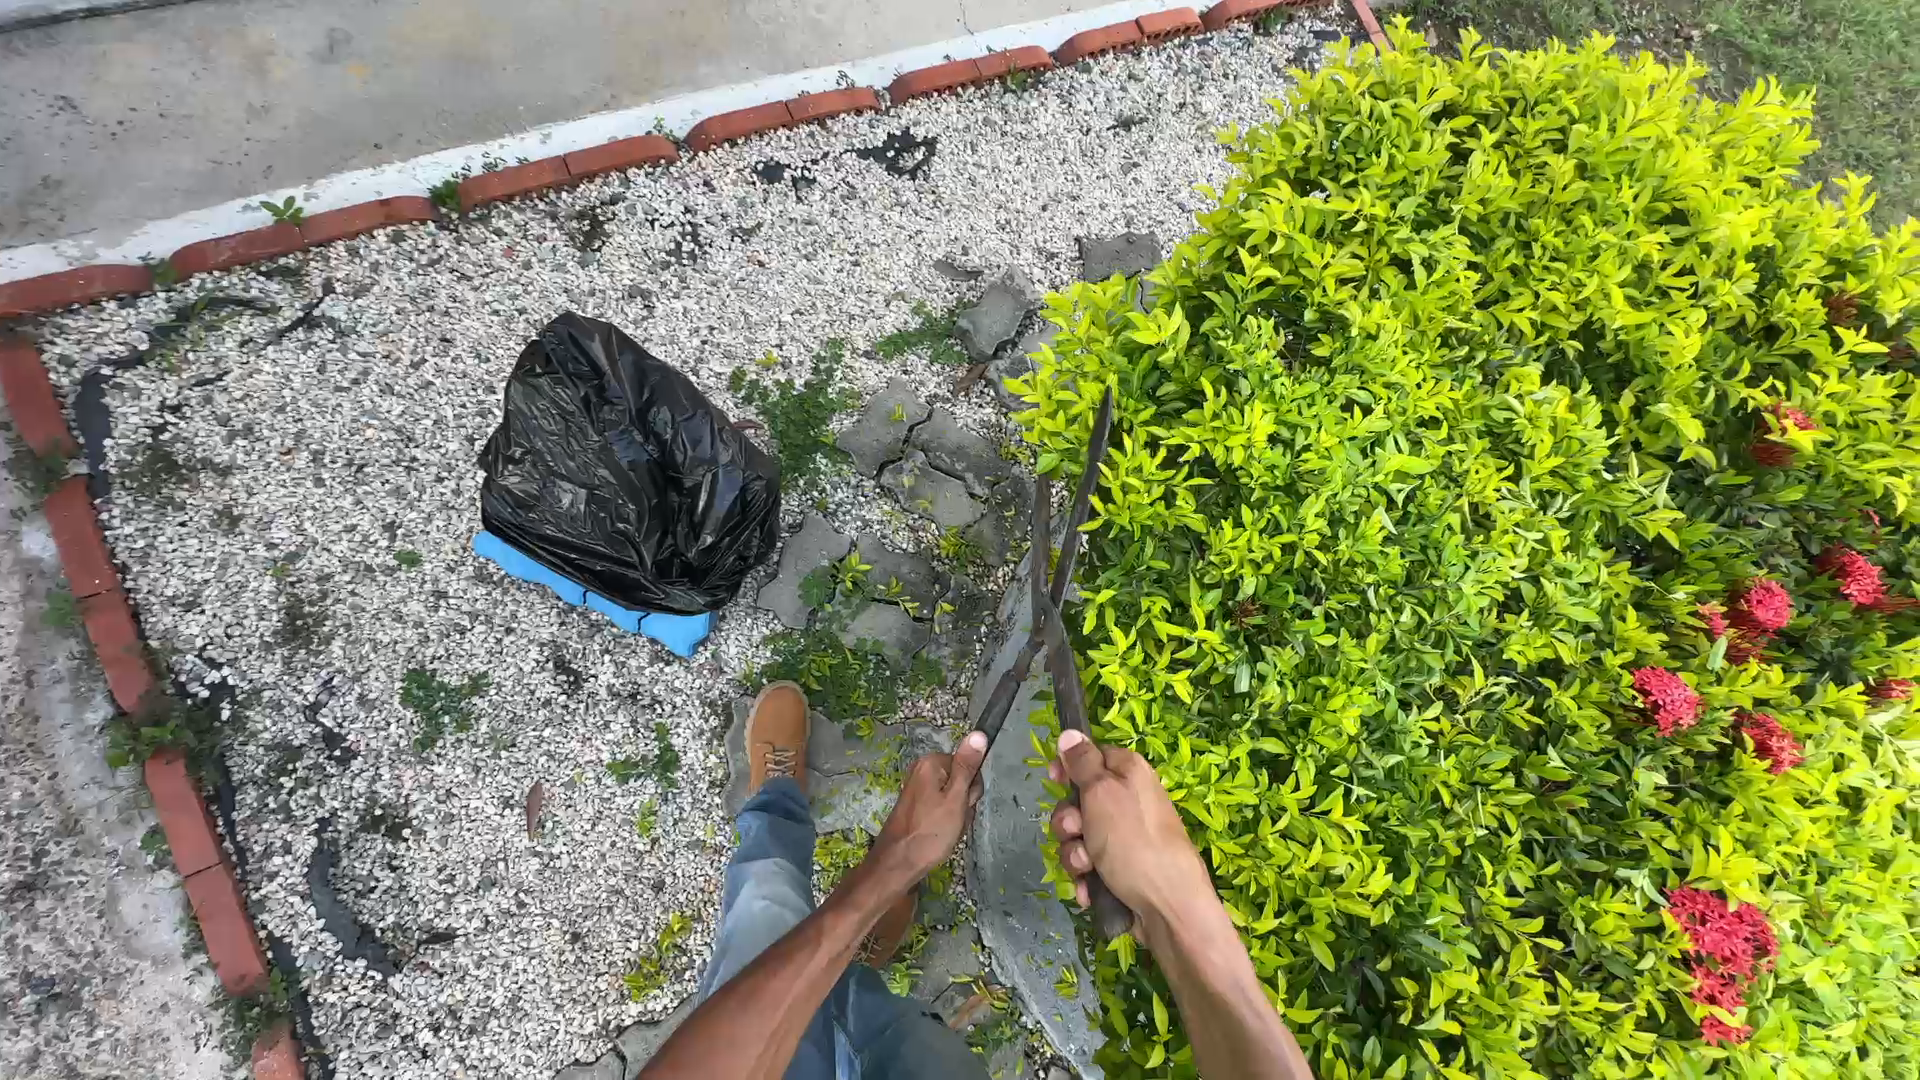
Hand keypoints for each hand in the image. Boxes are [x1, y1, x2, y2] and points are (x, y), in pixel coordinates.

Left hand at [868, 730, 988, 887]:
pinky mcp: (917, 805)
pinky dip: (946, 821)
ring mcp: (918, 788)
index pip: (969, 766)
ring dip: (957, 815)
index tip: (963, 806)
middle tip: (955, 820)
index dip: (971, 789)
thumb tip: (979, 734)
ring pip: (953, 797)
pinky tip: (941, 834)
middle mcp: (922, 770)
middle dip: (964, 803)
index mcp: (931, 763)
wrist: (898, 864)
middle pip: (961, 780)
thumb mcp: (955, 799)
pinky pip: (941, 807)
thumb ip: (967, 767)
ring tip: (947, 829)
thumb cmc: (930, 832)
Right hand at [1049, 730, 1216, 937]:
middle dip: (1068, 821)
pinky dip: (1087, 877)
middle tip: (1077, 831)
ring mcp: (1126, 838)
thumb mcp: (1102, 793)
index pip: (1091, 756)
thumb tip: (1070, 733)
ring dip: (1075, 853)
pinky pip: (1090, 866)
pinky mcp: (1123, 869)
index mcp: (1128, 772)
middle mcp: (1129, 800)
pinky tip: (1092, 889)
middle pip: (1079, 800)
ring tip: (1088, 867)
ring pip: (1080, 837)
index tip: (1055, 780)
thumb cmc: (1134, 841)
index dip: (1069, 768)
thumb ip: (1082, 762)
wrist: (1169, 908)